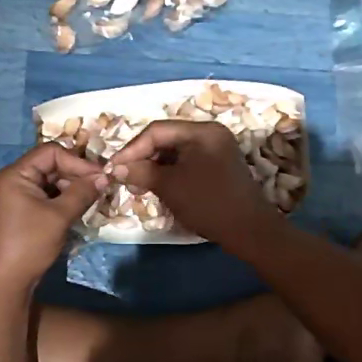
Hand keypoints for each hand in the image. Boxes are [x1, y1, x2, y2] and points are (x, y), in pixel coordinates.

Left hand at [0, 143, 107, 288]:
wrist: (5, 281)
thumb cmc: (29, 243)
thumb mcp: (59, 216)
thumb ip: (82, 192)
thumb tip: (104, 177)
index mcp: (15, 174)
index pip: (50, 152)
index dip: (77, 162)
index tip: (100, 177)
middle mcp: (12, 181)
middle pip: (49, 166)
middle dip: (76, 175)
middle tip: (100, 189)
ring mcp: (14, 198)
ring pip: (49, 183)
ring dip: (71, 189)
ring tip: (92, 201)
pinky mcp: (20, 213)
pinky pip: (44, 198)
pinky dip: (61, 201)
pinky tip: (78, 210)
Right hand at [108, 120, 278, 247]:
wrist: (248, 230)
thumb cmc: (207, 203)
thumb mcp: (169, 186)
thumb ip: (141, 172)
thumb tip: (116, 168)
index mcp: (201, 131)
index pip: (156, 131)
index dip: (131, 149)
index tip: (113, 168)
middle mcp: (209, 134)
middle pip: (165, 139)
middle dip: (141, 158)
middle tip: (124, 178)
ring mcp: (215, 150)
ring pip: (173, 153)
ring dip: (153, 167)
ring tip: (137, 186)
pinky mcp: (215, 167)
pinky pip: (184, 163)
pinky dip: (167, 174)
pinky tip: (156, 187)